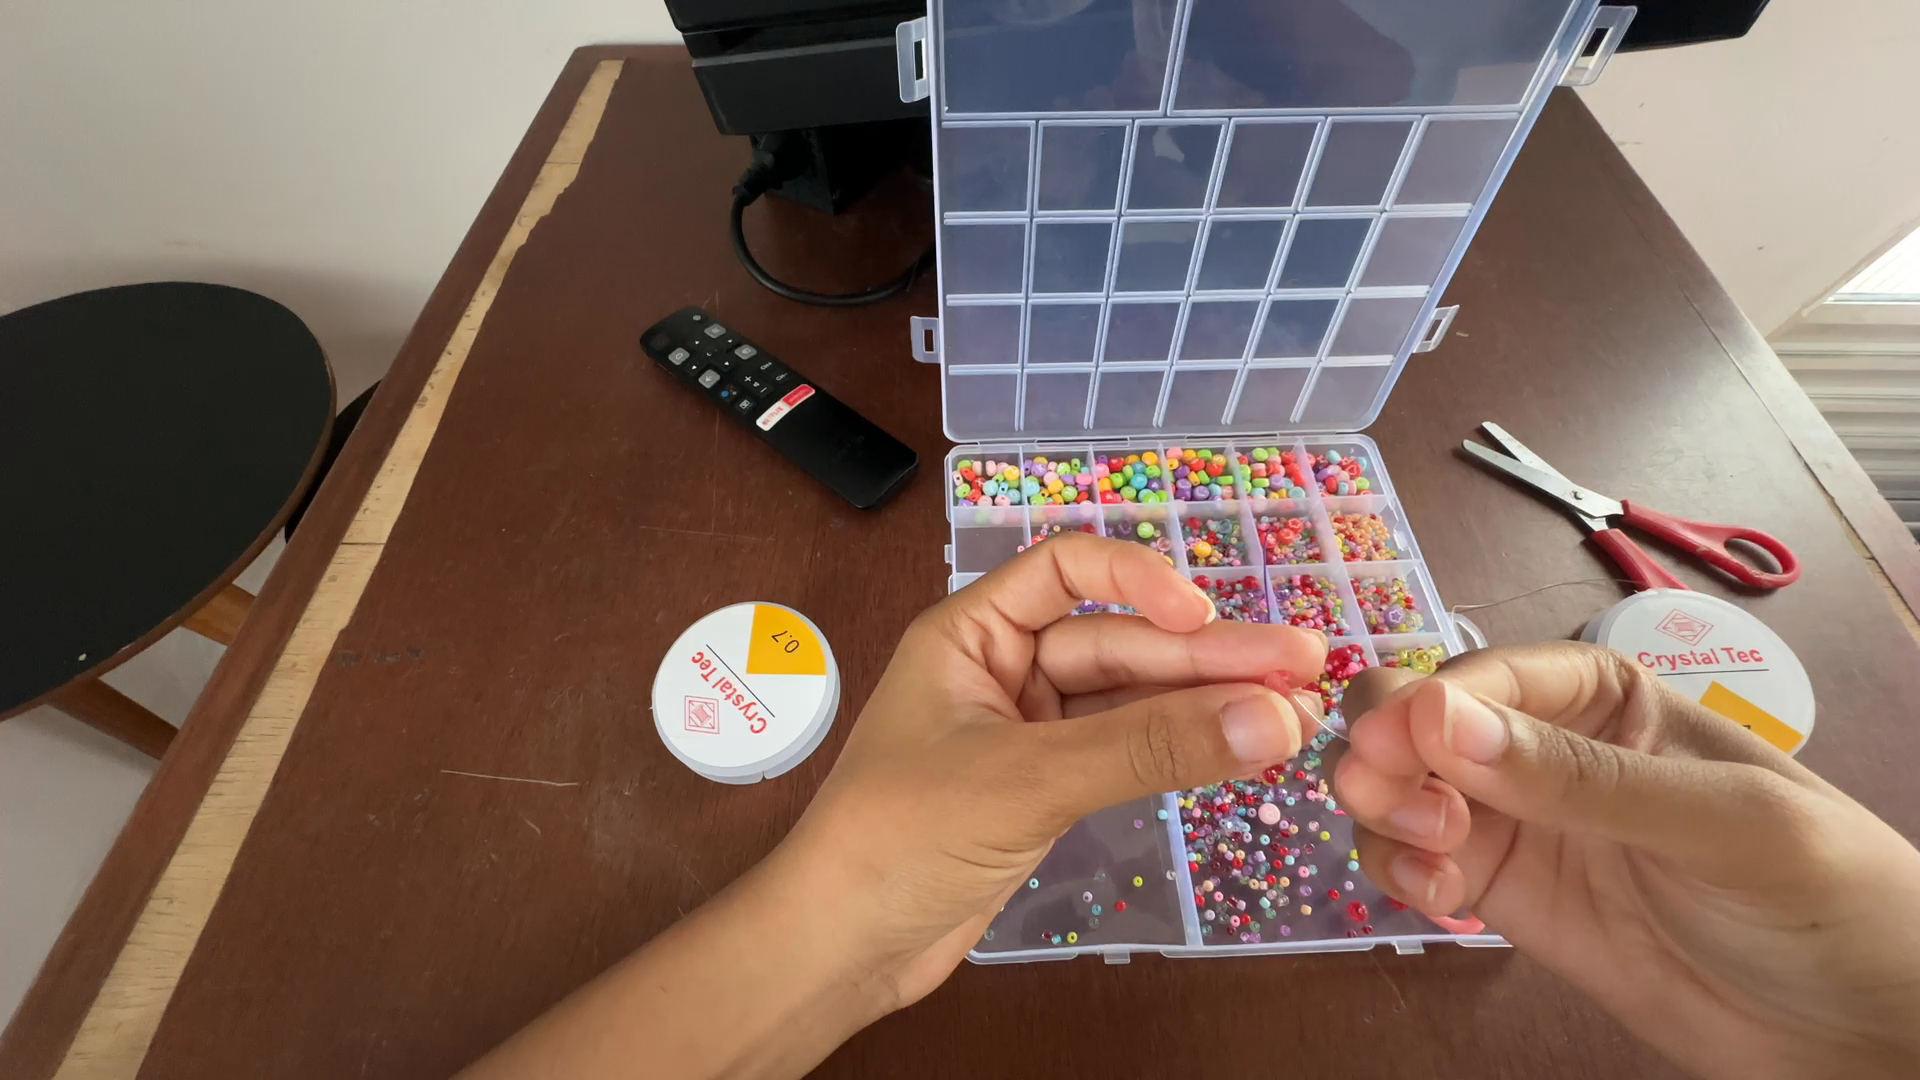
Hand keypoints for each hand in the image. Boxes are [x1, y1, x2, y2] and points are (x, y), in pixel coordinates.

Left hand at [785, 531, 1327, 1008]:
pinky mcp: (1047, 778)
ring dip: (1203, 703)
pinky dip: (1176, 747)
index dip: (1136, 578)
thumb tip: (1269, 718)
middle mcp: (1004, 664)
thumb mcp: (1024, 780)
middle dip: (1202, 655)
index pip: (1064, 570)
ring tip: (1294, 709)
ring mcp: (1029, 724)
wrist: (846, 942)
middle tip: (1301, 663)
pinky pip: (1123, 746)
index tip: (1204, 614)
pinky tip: (1236, 743)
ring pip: (1128, 697)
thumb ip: (1144, 749)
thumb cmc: (903, 834)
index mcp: (973, 631)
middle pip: (1116, 641)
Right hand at [1333, 642, 1919, 1077]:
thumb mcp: (1727, 827)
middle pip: (1403, 715)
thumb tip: (1433, 715)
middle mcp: (1522, 742)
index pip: (1475, 676)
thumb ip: (1578, 774)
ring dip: (1380, 810)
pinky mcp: (1480, 878)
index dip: (1421, 705)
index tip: (1386, 748)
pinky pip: (1400, 852)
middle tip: (1384, 799)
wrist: (1860, 1048)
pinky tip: (1434, 897)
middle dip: (1380, 751)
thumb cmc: (1831, 905)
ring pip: (1385, 779)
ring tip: (1428, 859)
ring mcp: (1495, 812)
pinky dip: (1392, 865)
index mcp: (1587, 696)